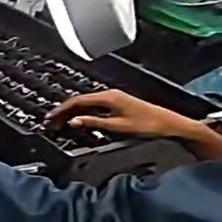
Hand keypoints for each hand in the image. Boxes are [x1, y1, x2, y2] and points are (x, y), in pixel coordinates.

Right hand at [48, 91, 221, 160]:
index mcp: (108, 97)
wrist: (172, 125)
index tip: (49, 118)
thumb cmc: (149, 125)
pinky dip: (82, 114)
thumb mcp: (117, 126)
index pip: (77, 101)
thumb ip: (93, 122)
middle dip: (63, 112)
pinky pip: (94, 107)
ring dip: (72, 113)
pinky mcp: (118, 105)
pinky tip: (79, 121)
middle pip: (79, 101)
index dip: (60, 110)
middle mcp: (110, 95)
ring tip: (61, 123)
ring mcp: (114, 99)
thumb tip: (74, 121)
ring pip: (86, 104)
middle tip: (50, 122)